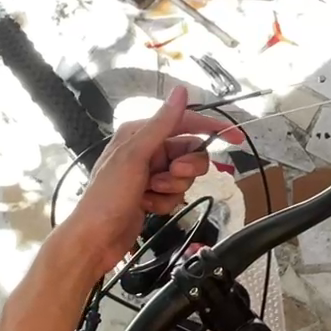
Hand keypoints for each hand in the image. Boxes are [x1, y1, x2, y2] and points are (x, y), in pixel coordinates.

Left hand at [52, 86, 242, 282]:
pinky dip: (166, 202)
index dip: (211, 128)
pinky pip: (175, 193)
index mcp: (140, 133)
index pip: (184, 122)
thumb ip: (162, 124)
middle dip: (185, 168)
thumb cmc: (108, 197)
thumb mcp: (135, 156)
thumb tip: (181, 91)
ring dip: (173, 188)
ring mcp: (149, 173)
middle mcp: (146, 149)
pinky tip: (147, 206)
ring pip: (185, 175)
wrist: (95, 239)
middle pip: (189, 152)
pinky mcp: (152, 193)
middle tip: (171, 176)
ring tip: (151, 194)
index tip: (235, 136)